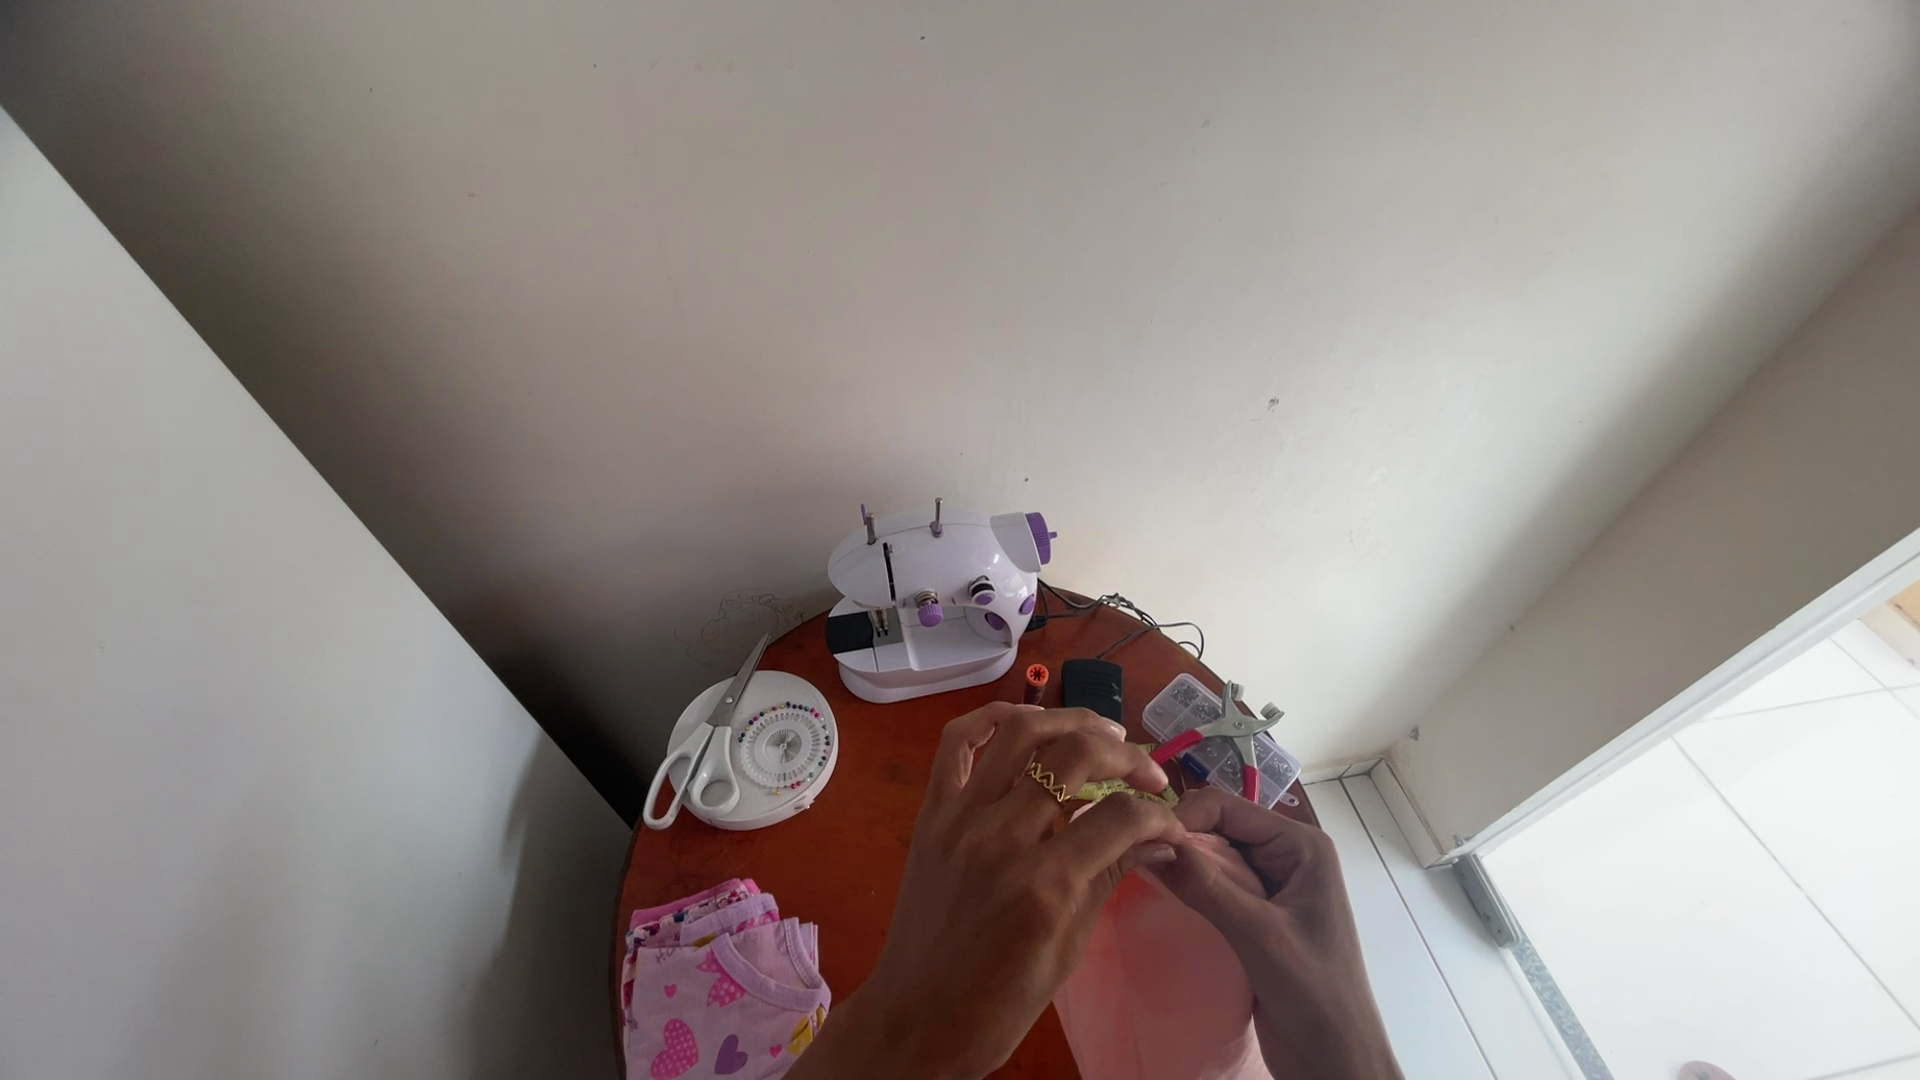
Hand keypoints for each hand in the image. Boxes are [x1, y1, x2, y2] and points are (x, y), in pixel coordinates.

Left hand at [787, 703, 1182, 1079]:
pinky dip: (994, 715)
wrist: (918, 1015)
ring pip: (1019, 732)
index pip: (1120, 818)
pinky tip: (1030, 719)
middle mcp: (1001, 836)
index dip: (1158, 813)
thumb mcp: (1071, 947)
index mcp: (1044, 886)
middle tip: (1147, 768)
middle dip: (1124, 754)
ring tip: (1102, 731)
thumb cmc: (1001, 1000)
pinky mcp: (932, 809)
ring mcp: (961, 815)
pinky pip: (959, 741)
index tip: (1171, 818)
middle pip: (1073, 757)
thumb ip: (1111, 876)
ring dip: (1069, 720)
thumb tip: (1161, 836)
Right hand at [1151, 788, 1402, 1079]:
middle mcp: (1285, 853)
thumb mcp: (1259, 936)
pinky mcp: (1255, 909)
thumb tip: (1155, 842)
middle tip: (1141, 858)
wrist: (1336, 1064)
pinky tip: (1165, 893)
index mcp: (1301, 845)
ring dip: (1181, 860)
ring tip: (1147, 873)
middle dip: (1181, 837)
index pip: (1227, 807)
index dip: (1185, 817)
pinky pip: (1213, 879)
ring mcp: (1270, 881)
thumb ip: (1207, 886)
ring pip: (1211, 851)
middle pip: (1217, 824)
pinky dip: (1188, 882)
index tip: (1147, 841)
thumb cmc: (1314, 996)